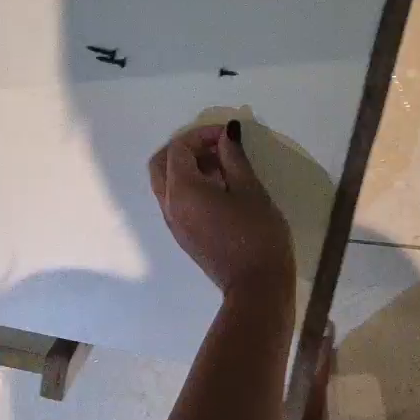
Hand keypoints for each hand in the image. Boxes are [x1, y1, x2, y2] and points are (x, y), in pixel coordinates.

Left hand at [148, 120, 295, 308]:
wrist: (257, 285)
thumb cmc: (258, 234)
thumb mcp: (250, 190)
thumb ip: (234, 157)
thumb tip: (226, 135)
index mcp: (182, 190)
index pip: (178, 148)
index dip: (202, 134)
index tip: (229, 135)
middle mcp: (169, 205)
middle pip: (161, 163)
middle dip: (186, 148)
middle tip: (218, 146)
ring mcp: (173, 223)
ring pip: (166, 182)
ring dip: (187, 166)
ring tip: (223, 166)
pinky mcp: (183, 235)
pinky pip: (176, 200)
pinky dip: (189, 185)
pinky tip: (220, 188)